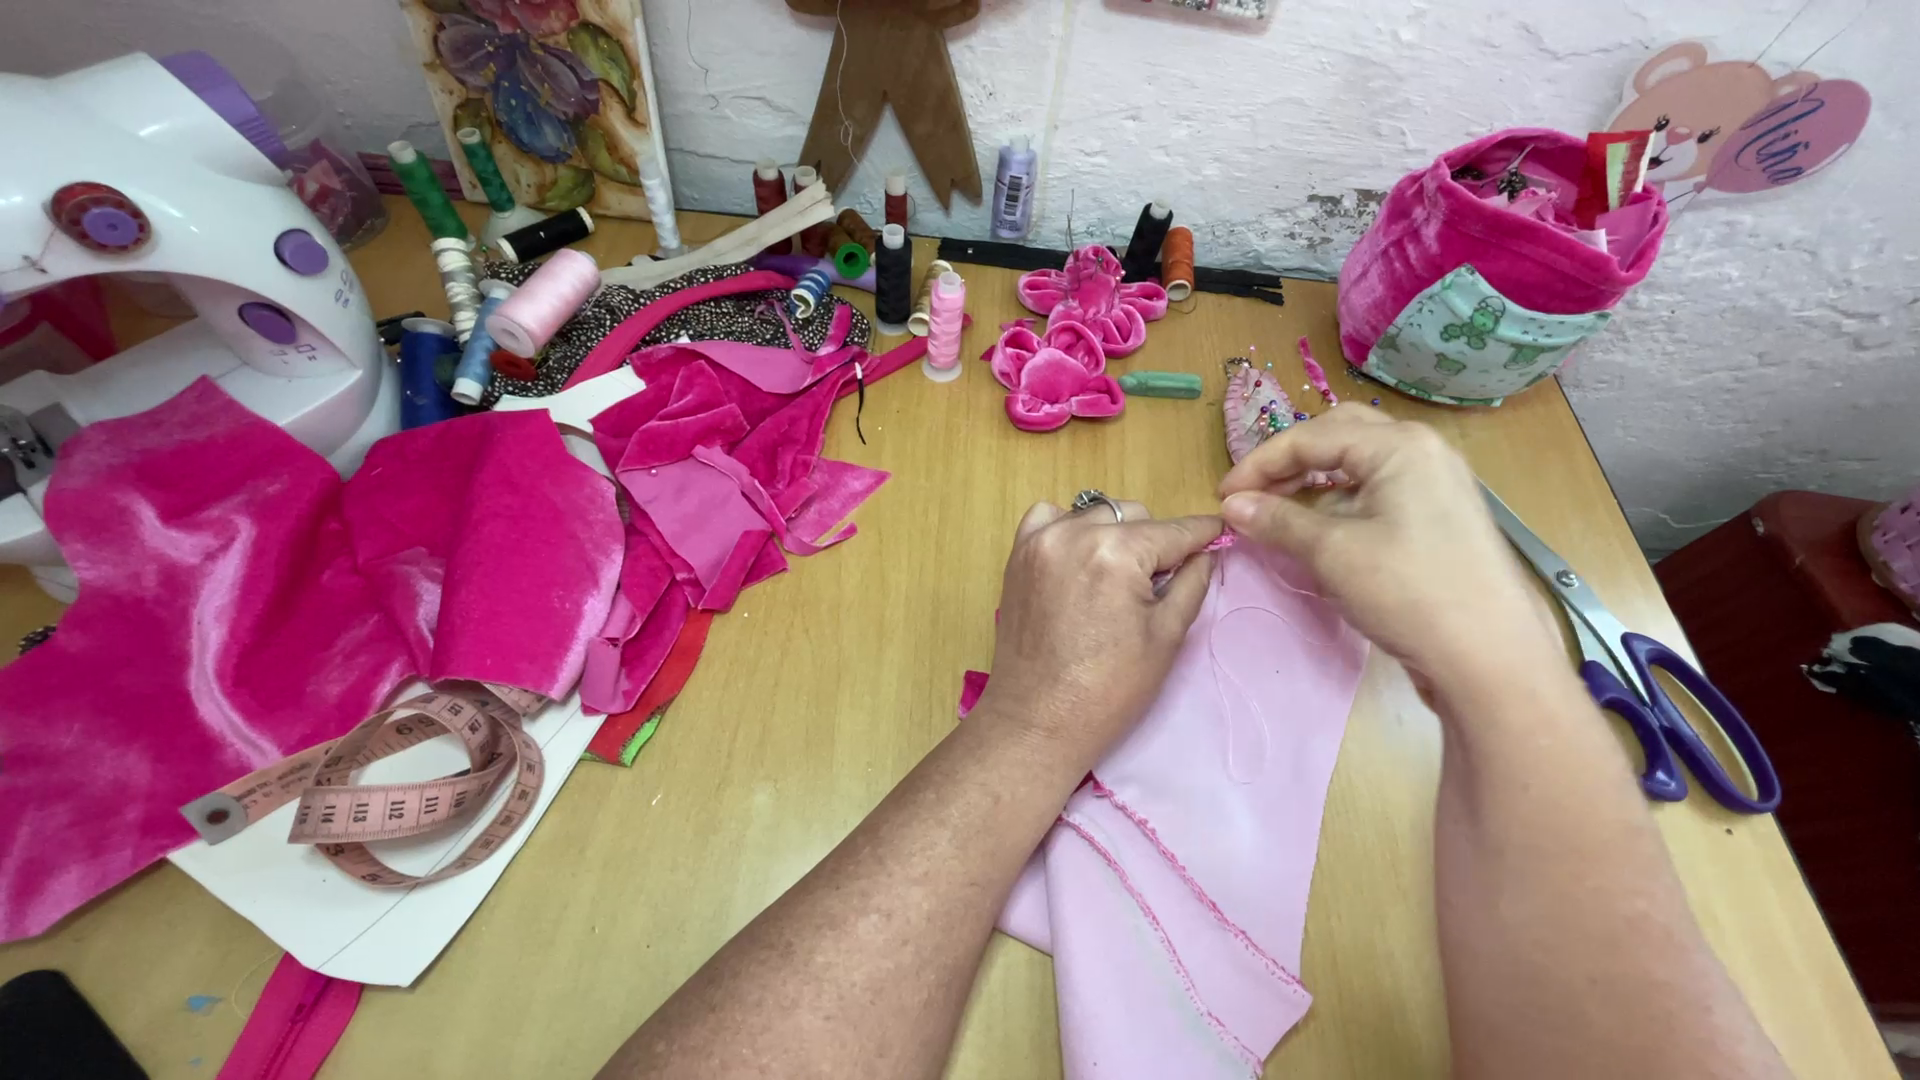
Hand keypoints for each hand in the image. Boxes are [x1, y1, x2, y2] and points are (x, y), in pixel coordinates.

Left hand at [974, 500, 1222, 772]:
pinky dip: (1069, 528)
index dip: (1204, 534)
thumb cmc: (1109, 689)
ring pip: (1095, 514)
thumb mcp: (1166, 637)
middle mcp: (1074, 534)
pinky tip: (1079, 559)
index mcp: (1116, 552)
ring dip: (1115, 533)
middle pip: (1134, 516)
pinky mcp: (1017, 555)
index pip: (1174, 530)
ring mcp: (1039, 541)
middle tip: (1160, 582)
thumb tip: (1206, 552)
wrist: (1037, 719)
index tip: (1222, 533)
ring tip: (1118, 576)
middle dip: (1155, 542)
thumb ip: (1192, 583)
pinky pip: (1049, 519)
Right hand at [1218, 406, 1559, 694]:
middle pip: (1338, 436)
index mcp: (1399, 446)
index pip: (1310, 437)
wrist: (1488, 656)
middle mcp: (1421, 451)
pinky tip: (1319, 531)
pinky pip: (1376, 491)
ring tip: (1278, 512)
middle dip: (1288, 461)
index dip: (1259, 464)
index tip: (1223, 498)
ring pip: (1357, 464)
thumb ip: (1277, 521)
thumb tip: (1231, 505)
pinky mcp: (1437, 515)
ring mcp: (1435, 483)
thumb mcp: (1332, 553)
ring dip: (1312, 482)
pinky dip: (1338, 502)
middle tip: (1253, 493)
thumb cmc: (1408, 592)